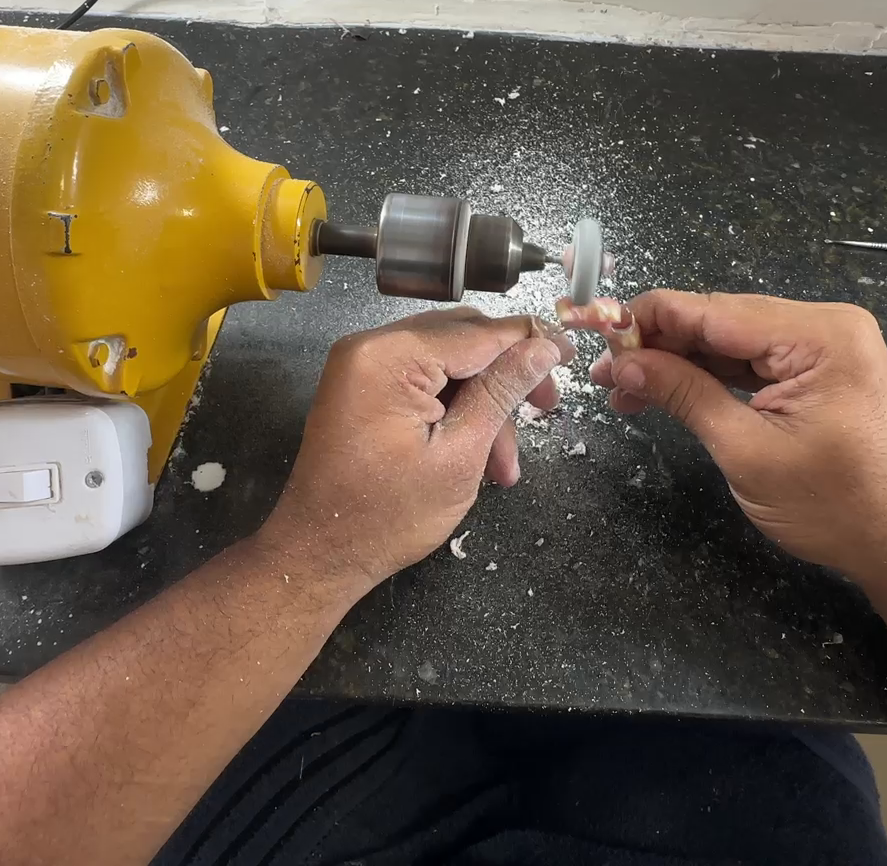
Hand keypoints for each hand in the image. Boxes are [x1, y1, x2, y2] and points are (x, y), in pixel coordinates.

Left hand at [257, 308, 570, 590]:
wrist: (317, 555)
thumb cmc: (388, 516)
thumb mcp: (460, 454)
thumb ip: (503, 391)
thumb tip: (544, 347)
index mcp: (390, 356)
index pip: (477, 331)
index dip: (530, 341)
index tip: (570, 350)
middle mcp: (371, 347)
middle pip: (463, 341)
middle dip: (507, 380)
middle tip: (546, 411)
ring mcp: (362, 365)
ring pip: (448, 366)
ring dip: (483, 406)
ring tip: (504, 466)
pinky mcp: (362, 386)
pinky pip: (423, 382)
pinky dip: (453, 411)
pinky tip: (478, 456)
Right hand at [584, 290, 886, 581]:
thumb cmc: (834, 507)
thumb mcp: (746, 449)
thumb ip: (683, 394)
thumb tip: (622, 363)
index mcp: (817, 335)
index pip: (712, 309)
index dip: (647, 318)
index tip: (596, 334)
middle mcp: (822, 326)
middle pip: (718, 320)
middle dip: (658, 345)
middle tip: (604, 373)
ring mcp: (823, 347)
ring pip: (728, 340)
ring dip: (677, 363)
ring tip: (624, 388)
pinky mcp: (817, 371)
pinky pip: (750, 361)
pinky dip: (707, 376)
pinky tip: (666, 389)